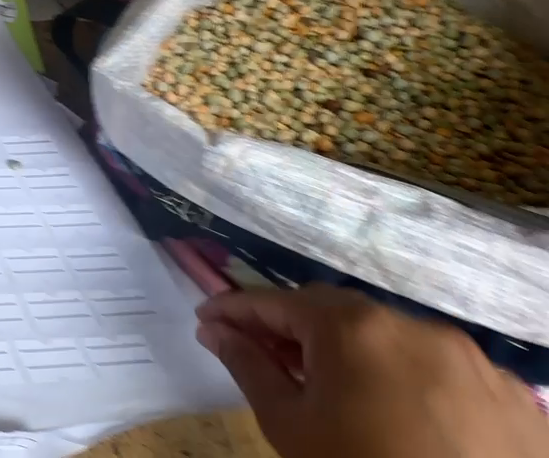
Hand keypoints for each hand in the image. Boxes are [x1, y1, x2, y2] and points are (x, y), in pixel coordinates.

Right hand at [197, 285, 548, 457]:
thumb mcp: (288, 421)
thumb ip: (246, 364)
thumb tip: (215, 330)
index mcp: (350, 324)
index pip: (272, 301)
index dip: (232, 309)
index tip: (207, 322)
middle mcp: (413, 326)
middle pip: (333, 311)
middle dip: (294, 327)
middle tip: (265, 354)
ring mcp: (473, 360)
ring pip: (391, 337)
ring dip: (354, 350)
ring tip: (335, 386)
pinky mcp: (515, 397)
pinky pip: (445, 370)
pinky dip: (411, 378)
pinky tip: (400, 411)